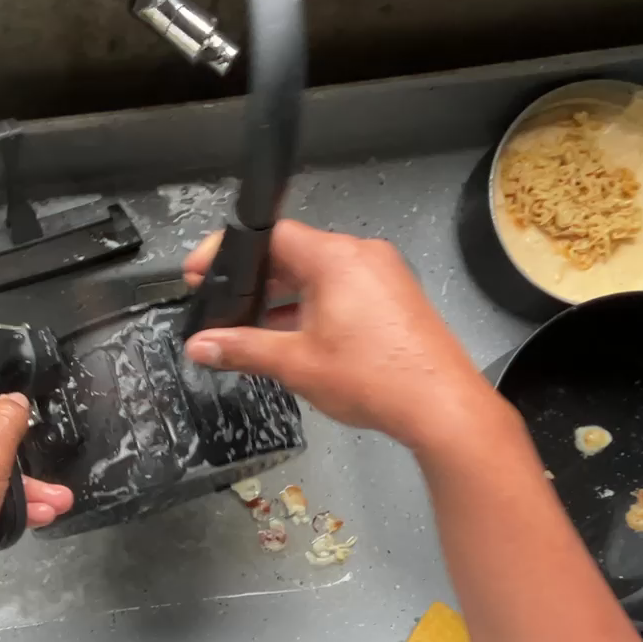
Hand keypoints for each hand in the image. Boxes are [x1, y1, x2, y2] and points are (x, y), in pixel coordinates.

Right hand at [182, 220, 511, 451]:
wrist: (440, 406)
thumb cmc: (378, 378)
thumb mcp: (295, 363)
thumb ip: (242, 349)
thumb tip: (203, 345)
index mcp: (335, 259)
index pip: (270, 235)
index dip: (229, 251)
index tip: (203, 269)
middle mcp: (362, 257)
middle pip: (292, 253)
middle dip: (254, 280)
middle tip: (222, 302)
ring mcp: (381, 276)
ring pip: (317, 274)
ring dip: (282, 297)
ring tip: (253, 327)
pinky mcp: (392, 299)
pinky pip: (340, 290)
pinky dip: (311, 307)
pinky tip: (294, 338)